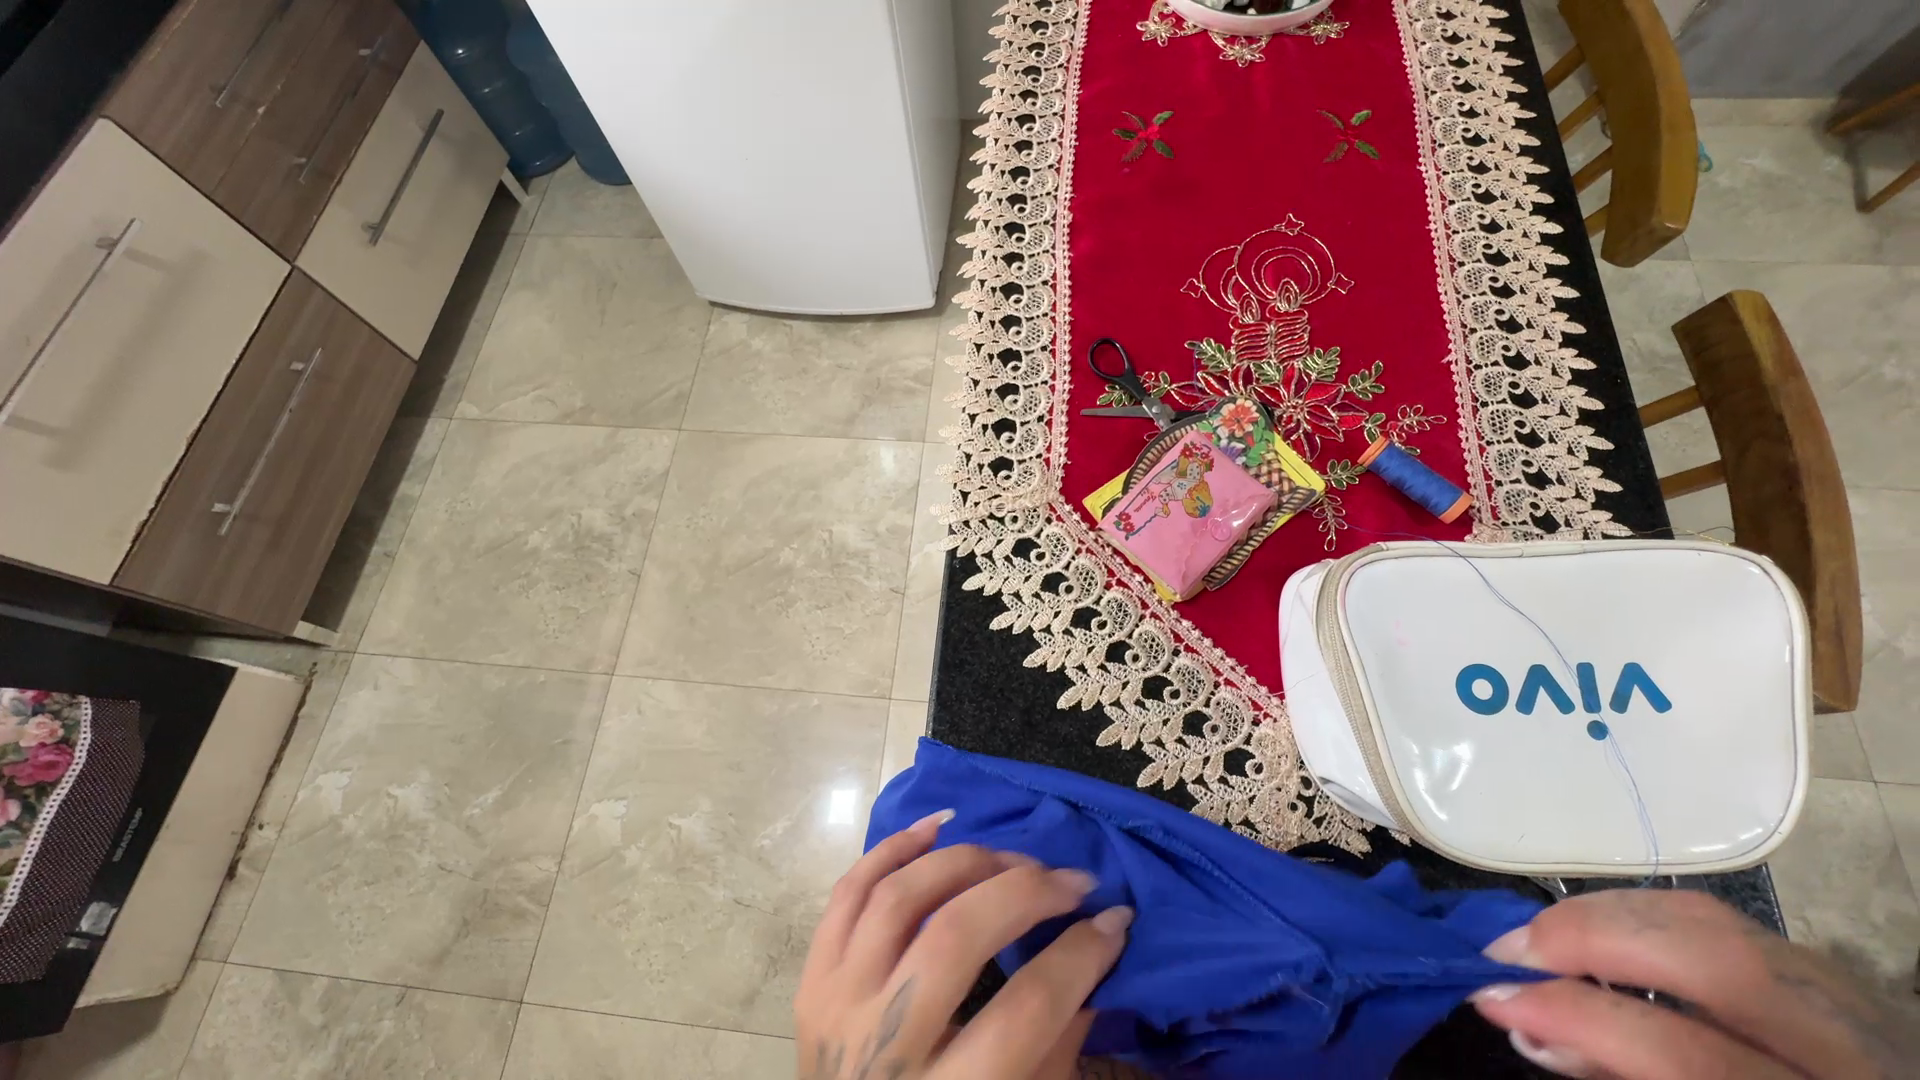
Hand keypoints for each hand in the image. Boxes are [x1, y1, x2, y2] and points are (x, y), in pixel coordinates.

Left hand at [796, 810, 1133, 1079]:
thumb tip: (1093, 952)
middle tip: (1070, 879)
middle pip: (956, 935)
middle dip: (1024, 893)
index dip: (1081, 954)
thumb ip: (1056, 1044)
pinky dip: (893, 848)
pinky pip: (847, 892)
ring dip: (964, 862)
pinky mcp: (811, 979)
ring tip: (1011, 858)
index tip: (1115, 918)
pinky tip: (939, 825)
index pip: (1027, 1008)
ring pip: (898, 898)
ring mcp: (837, 1003)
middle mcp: (884, 1043)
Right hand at [1470, 887, 1916, 1078]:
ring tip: (1538, 937)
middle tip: (1510, 951)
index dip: (1574, 1015)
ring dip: (1602, 915)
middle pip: (1709, 956)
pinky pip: (1714, 917)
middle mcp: (1853, 1046)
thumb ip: (1622, 1077)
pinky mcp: (1819, 965)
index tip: (1492, 998)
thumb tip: (1527, 1026)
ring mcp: (1846, 994)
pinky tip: (1593, 929)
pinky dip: (1637, 913)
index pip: (1683, 1050)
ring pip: (1708, 918)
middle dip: (1588, 938)